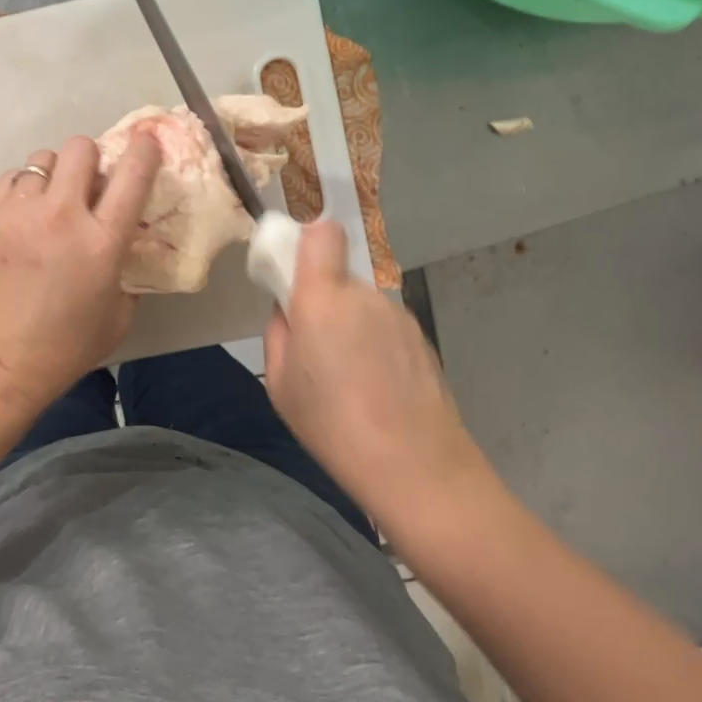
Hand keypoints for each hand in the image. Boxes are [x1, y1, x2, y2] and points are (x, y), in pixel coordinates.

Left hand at [0, 133, 161, 412]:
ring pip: (42, 159)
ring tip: (52, 200)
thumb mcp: (120, 312)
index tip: (146, 143)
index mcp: (102, 241)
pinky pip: (12, 178)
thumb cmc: (67, 347)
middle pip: (80, 148)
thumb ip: (126, 267)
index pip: (132, 173)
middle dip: (91, 158)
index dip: (144, 150)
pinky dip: (24, 188)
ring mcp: (21, 213)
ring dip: (55, 174)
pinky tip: (26, 213)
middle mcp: (63, 216)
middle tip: (89, 183)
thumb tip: (126, 239)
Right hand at [264, 221, 495, 522]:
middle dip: (322, 303)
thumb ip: (280, 333)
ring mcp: (399, 317)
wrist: (415, 466)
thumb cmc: (332, 424)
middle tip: (315, 352)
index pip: (321, 235)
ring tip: (349, 382)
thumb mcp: (280, 383)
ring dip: (351, 329)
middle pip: (337, 279)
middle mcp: (364, 296)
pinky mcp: (421, 340)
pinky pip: (385, 330)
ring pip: (362, 307)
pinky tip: (376, 392)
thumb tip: (290, 312)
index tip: (292, 273)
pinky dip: (376, 349)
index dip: (306, 242)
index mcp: (322, 299)